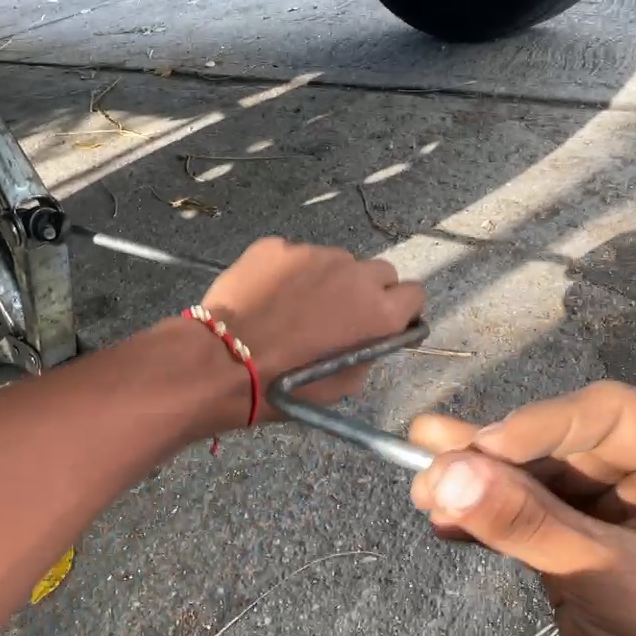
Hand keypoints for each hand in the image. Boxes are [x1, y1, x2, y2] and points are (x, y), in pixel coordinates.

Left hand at [202, 237, 423, 416]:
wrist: (221, 363)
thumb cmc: (283, 386)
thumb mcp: (339, 389)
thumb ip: (366, 357)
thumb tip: (369, 342)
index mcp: (376, 312)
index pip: (414, 294)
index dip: (402, 308)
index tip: (388, 319)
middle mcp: (353, 274)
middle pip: (380, 272)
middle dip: (369, 290)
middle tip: (343, 314)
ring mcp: (314, 254)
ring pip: (336, 261)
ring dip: (328, 279)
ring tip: (297, 306)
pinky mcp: (278, 246)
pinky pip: (296, 256)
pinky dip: (290, 273)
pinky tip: (269, 297)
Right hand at [407, 383, 635, 635]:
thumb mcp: (615, 586)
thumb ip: (529, 527)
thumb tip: (444, 474)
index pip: (608, 417)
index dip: (541, 423)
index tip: (477, 448)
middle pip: (560, 448)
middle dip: (494, 457)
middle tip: (424, 463)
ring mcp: (610, 528)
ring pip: (534, 486)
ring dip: (480, 489)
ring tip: (422, 494)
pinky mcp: (575, 564)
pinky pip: (523, 526)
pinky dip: (485, 524)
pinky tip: (446, 527)